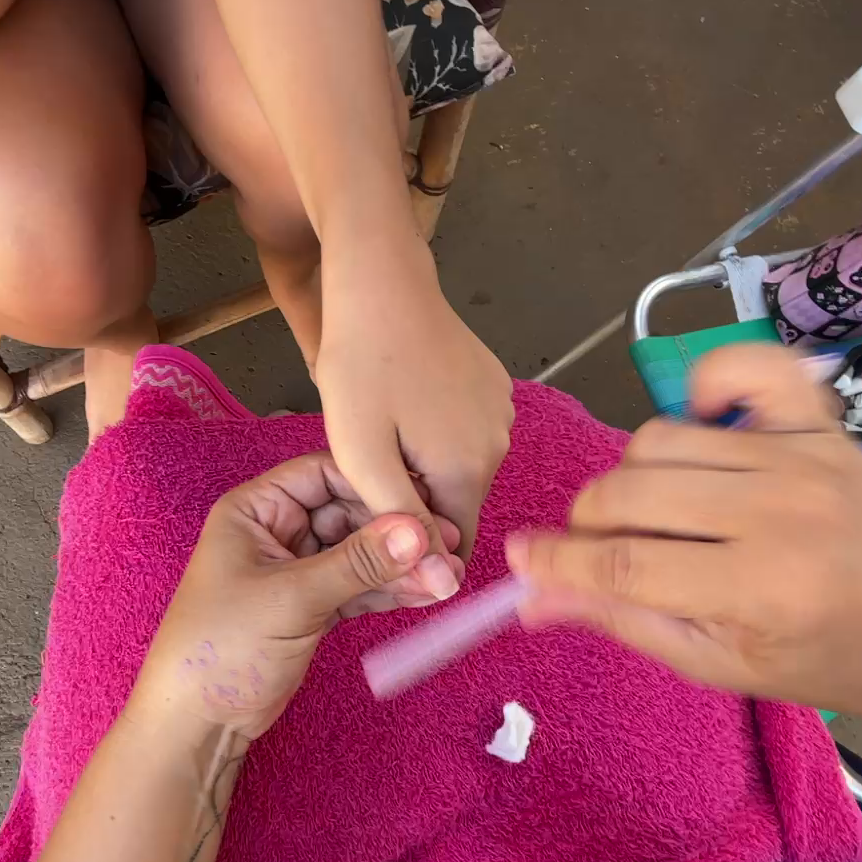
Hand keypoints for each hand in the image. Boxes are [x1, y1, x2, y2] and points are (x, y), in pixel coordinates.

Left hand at [135, 453, 464, 738]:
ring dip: (400, 566)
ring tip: (450, 576)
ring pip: (358, 555)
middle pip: (348, 516)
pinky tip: (427, 594)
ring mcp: (297, 570)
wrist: (197, 724)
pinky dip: (388, 592)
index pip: (325, 476)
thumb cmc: (223, 647)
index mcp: (257, 510)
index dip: (375, 486)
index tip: (427, 500)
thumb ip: (358, 563)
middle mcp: (278, 531)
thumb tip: (421, 532)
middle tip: (449, 547)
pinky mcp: (312, 605)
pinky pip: (357, 587)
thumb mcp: (292, 598)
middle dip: (397, 533)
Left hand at [313, 233, 512, 579]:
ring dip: (424, 470)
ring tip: (382, 437)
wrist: (380, 285)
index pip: (455, 543)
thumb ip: (402, 518)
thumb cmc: (361, 369)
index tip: (377, 532)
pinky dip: (437, 437)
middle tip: (367, 476)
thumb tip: (441, 576)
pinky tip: (405, 409)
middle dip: (416, 506)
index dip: (416, 550)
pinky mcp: (492, 385)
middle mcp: (499, 444)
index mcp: (469, 469)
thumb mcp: (364, 455)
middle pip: (457, 505)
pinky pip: (465, 434)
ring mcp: (500, 410)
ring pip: (460, 470)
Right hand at [507, 343, 861, 727]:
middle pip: (627, 494)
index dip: (554, 561)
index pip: (619, 563)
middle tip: (605, 550)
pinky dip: (704, 386)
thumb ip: (619, 620)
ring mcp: (801, 457)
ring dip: (632, 480)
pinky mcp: (820, 424)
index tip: (517, 559)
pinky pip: (741, 368)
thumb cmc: (826, 664)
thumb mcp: (715, 665)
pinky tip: (702, 428)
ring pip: (656, 441)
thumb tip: (530, 596)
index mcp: (759, 590)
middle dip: (588, 525)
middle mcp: (779, 512)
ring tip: (660, 512)